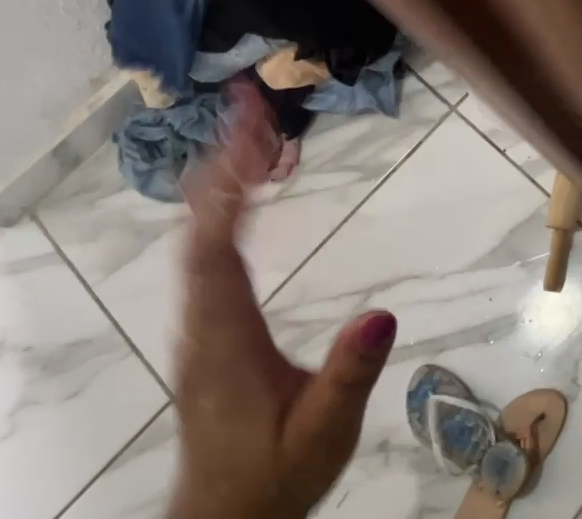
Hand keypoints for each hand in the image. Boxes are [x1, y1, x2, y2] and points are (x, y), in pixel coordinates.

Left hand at [167, 80, 397, 518]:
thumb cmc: (275, 476)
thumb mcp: (324, 432)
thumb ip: (349, 374)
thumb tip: (382, 313)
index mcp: (226, 339)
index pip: (219, 249)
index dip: (231, 187)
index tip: (250, 132)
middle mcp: (203, 322)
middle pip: (202, 229)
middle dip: (225, 163)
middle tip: (251, 106)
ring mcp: (201, 325)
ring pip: (199, 239)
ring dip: (221, 181)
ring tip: (250, 131)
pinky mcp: (209, 330)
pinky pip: (208, 255)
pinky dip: (221, 212)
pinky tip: (239, 194)